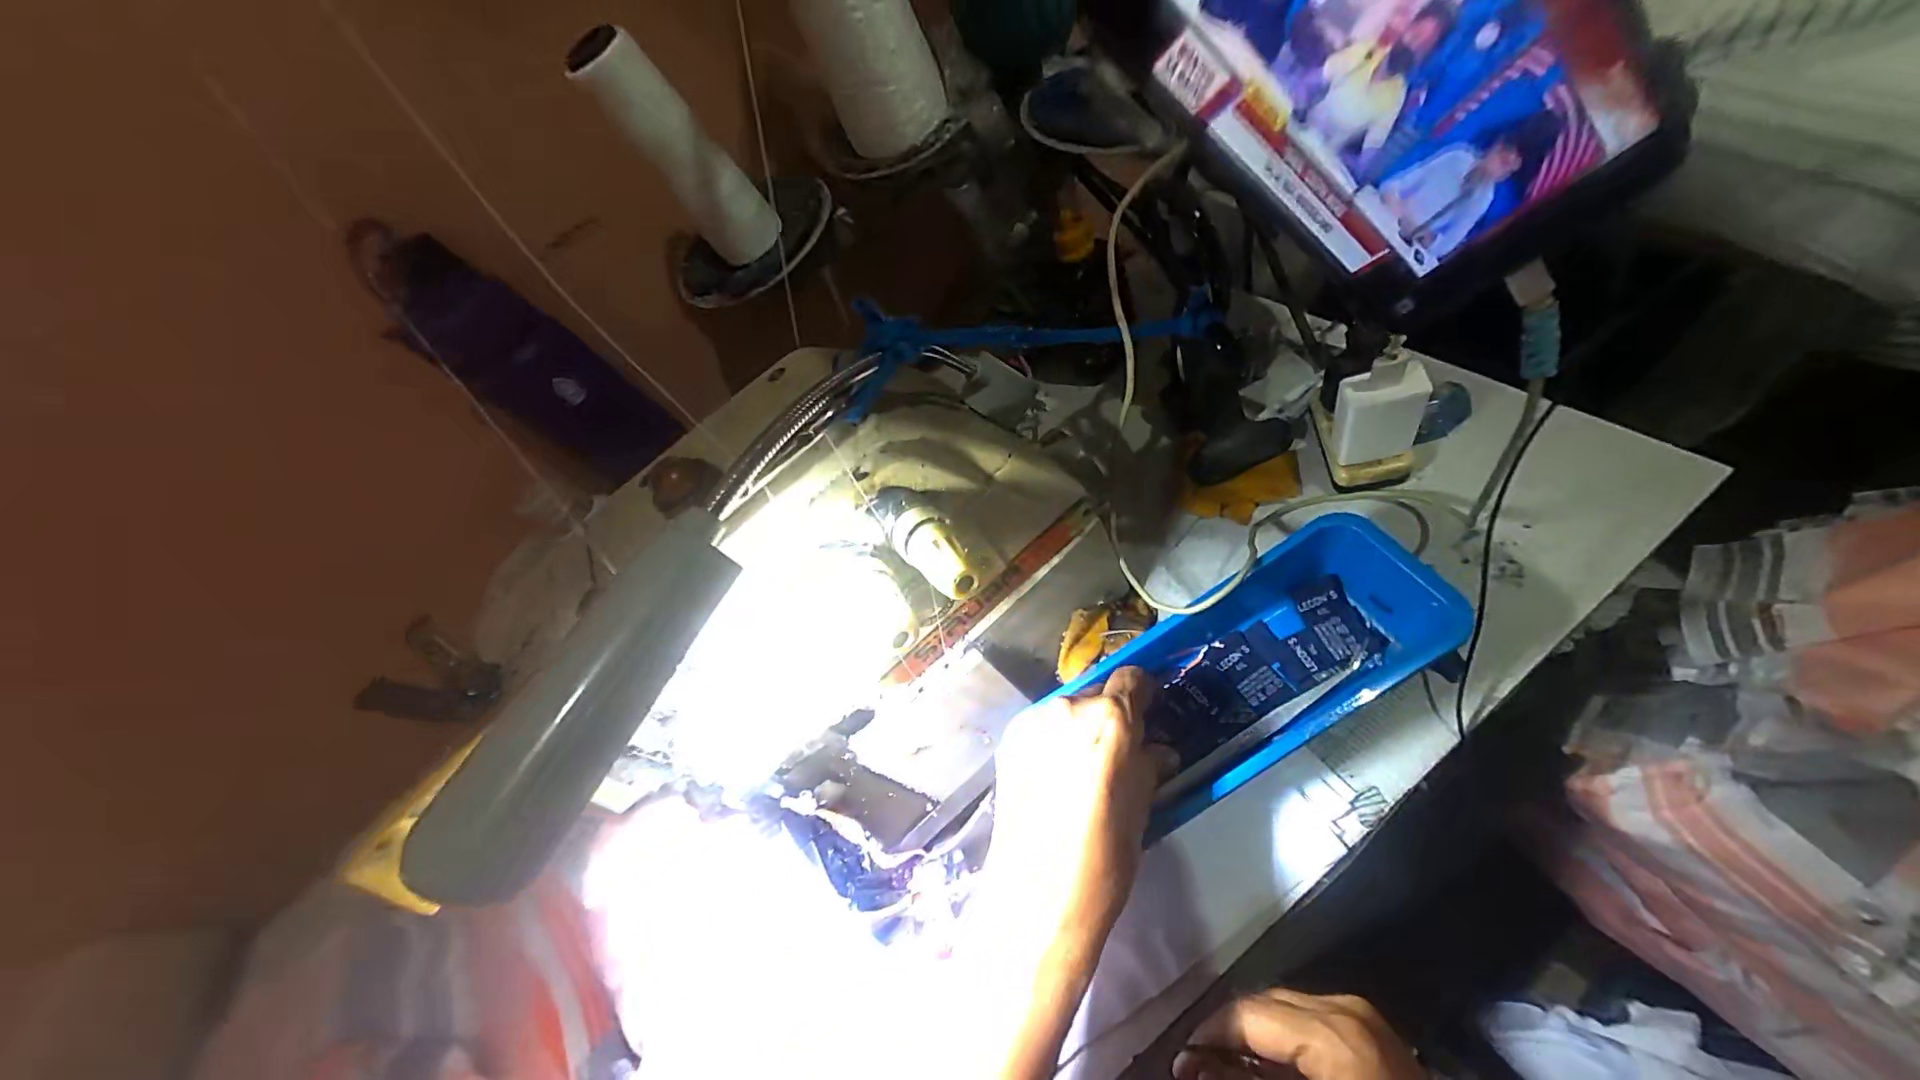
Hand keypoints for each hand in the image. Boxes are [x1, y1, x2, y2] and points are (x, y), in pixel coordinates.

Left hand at [988, 667, 1178, 936]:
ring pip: (1066, 711)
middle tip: (1116, 751)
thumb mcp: (1141, 809)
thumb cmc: (1103, 857)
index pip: (1132, 679)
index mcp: (1109, 720)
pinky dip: (1052, 741)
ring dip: (1078, 728)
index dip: (1144, 694)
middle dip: (1109, 716)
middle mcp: (1067, 708)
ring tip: (1081, 769)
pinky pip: (1040, 728)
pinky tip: (1055, 776)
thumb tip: (1157, 750)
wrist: (1036, 895)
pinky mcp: (1008, 740)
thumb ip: (1147, 765)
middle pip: (1096, 695)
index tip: (1149, 710)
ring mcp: (1032, 722)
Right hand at [1174, 990, 1423, 1079]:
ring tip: (1231, 1066)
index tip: (1182, 1065)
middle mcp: (1343, 1008)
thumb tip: (1195, 1067)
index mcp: (1330, 1031)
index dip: (1207, 1036)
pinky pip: (1311, 1020)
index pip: (1246, 1013)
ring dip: (1255, 1036)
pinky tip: (1271, 1066)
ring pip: (1284, 1007)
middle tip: (1200, 1066)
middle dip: (1228, 1034)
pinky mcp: (1373, 1031)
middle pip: (1262, 1003)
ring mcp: (1362, 1015)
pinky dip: (1284, 1040)